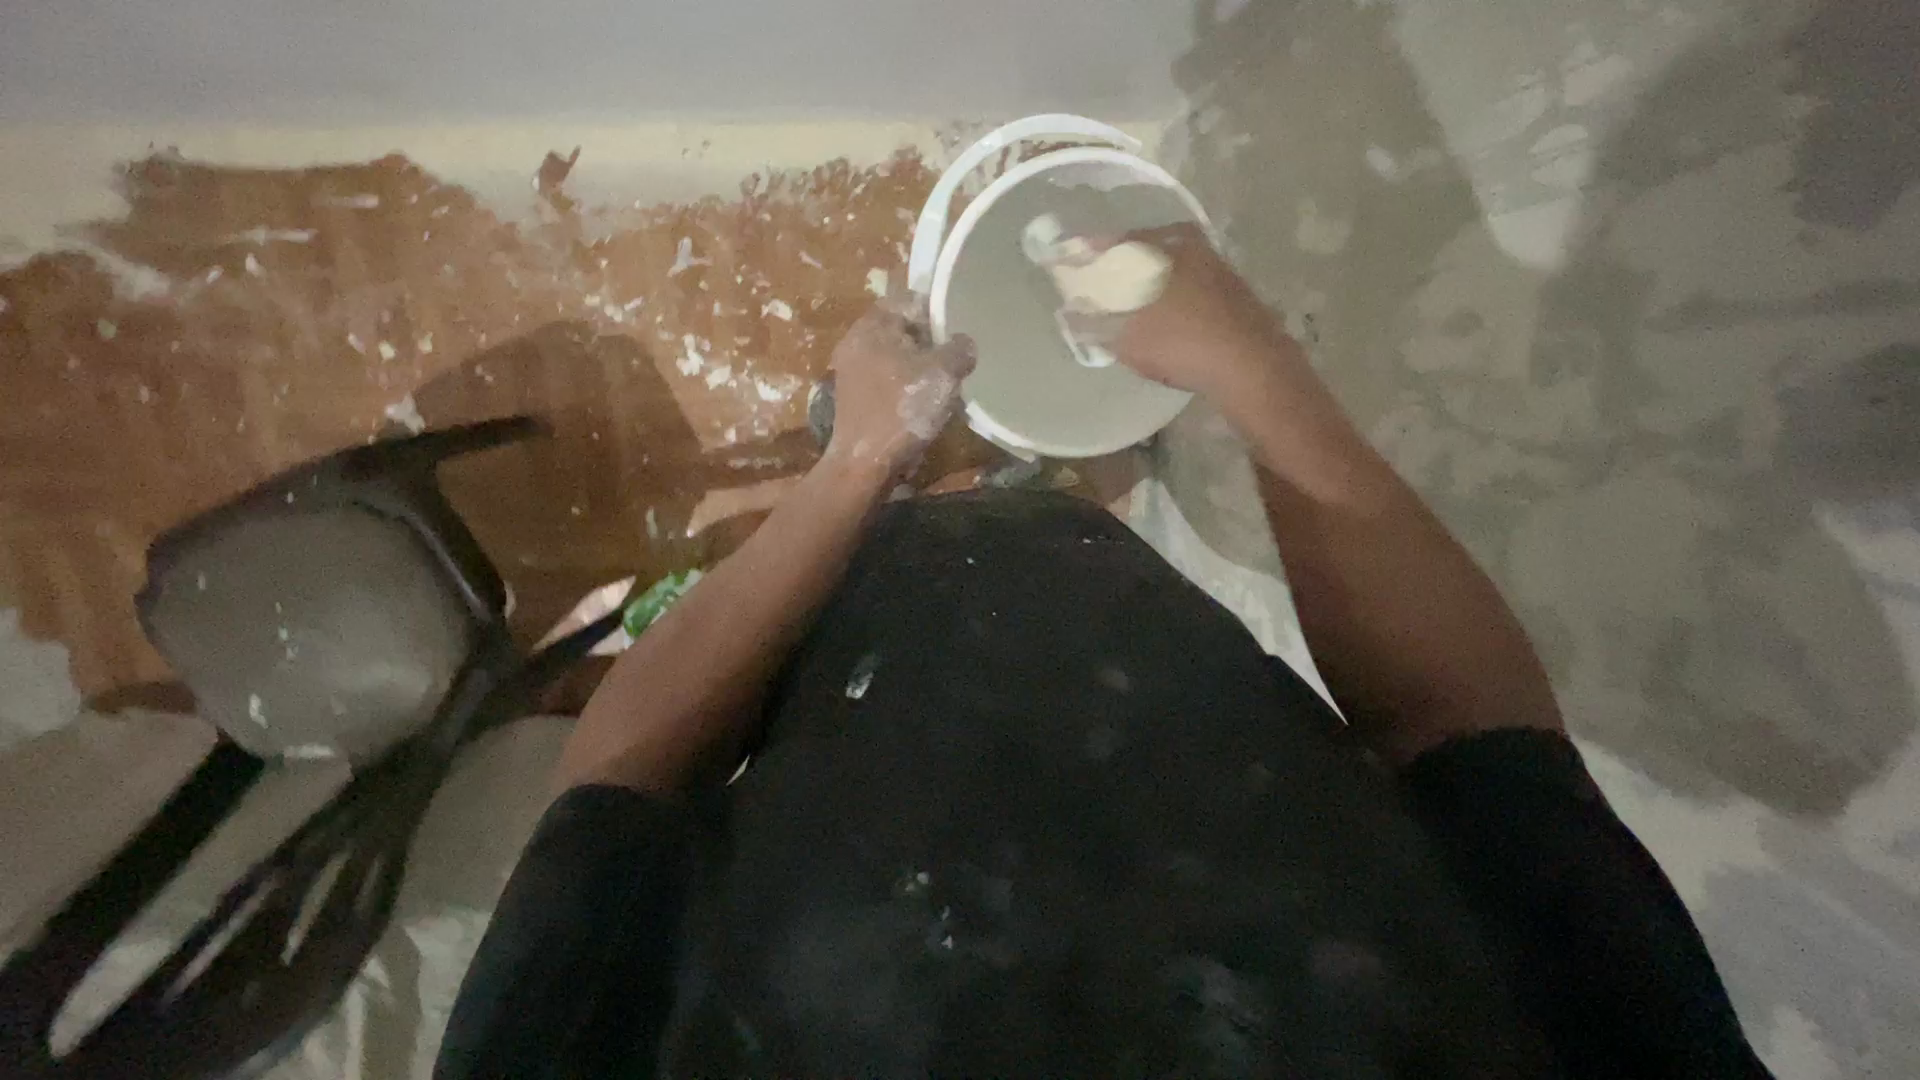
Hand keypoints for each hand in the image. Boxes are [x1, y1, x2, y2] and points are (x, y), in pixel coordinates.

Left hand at [823, 298, 975, 480]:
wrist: (865, 464)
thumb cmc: (902, 411)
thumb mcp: (943, 374)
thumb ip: (959, 350)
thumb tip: (964, 343)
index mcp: (872, 326)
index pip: (908, 301)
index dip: (936, 312)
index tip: (957, 332)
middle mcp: (856, 343)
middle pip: (902, 331)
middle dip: (930, 344)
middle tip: (954, 361)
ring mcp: (852, 373)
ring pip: (896, 358)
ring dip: (920, 369)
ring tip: (944, 386)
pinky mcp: (855, 399)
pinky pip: (888, 382)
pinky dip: (907, 389)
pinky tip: (925, 406)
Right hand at [1073, 223, 1300, 398]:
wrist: (1252, 367)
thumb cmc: (1183, 344)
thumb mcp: (1129, 339)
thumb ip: (1096, 324)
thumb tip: (1071, 315)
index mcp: (1166, 249)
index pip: (1121, 239)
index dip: (1096, 248)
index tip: (1077, 253)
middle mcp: (1196, 250)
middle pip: (1154, 246)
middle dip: (1130, 257)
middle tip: (1111, 271)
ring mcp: (1221, 273)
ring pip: (1177, 266)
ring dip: (1155, 278)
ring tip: (1135, 297)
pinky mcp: (1237, 298)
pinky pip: (1194, 288)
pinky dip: (1176, 296)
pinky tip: (1168, 317)